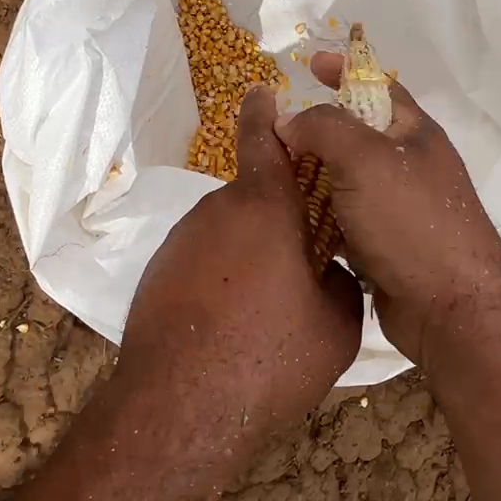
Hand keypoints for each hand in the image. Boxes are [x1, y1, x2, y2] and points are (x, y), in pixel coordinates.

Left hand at [116, 84, 363, 437]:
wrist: (179, 410)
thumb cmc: (269, 355)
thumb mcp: (336, 324)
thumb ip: (341, 281)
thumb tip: (329, 271)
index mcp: (264, 206)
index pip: (262, 137)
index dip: (264, 110)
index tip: (263, 90)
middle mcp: (218, 211)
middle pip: (254, 197)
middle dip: (278, 218)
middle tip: (301, 263)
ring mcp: (182, 240)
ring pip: (229, 232)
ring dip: (249, 253)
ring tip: (266, 308)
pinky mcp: (159, 271)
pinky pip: (203, 260)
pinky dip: (221, 277)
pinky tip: (231, 324)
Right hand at [273, 55, 500, 362]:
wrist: (451, 309)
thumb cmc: (412, 221)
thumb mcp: (365, 159)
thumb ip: (323, 128)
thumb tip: (288, 122)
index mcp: (414, 133)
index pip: (377, 85)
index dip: (345, 71)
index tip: (310, 64)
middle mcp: (408, 165)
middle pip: (354, 135)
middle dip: (315, 130)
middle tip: (274, 131)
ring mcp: (397, 208)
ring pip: (343, 180)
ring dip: (310, 176)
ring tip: (270, 174)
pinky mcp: (383, 247)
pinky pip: (342, 220)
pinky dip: (317, 216)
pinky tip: (287, 219)